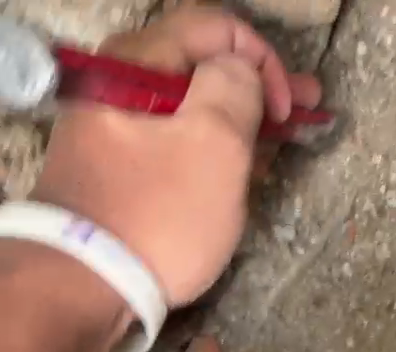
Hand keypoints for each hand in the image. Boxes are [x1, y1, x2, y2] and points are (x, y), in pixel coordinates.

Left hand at [28, 5, 324, 306]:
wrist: (88, 279)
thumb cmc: (160, 213)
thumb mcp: (213, 146)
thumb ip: (236, 91)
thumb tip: (241, 70)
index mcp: (138, 62)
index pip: (212, 28)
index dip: (262, 59)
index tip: (288, 110)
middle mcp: (122, 83)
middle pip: (203, 67)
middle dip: (261, 85)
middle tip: (308, 108)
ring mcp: (120, 127)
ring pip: (195, 108)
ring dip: (244, 117)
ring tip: (284, 135)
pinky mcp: (125, 167)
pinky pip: (180, 141)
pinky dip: (218, 144)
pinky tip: (244, 159)